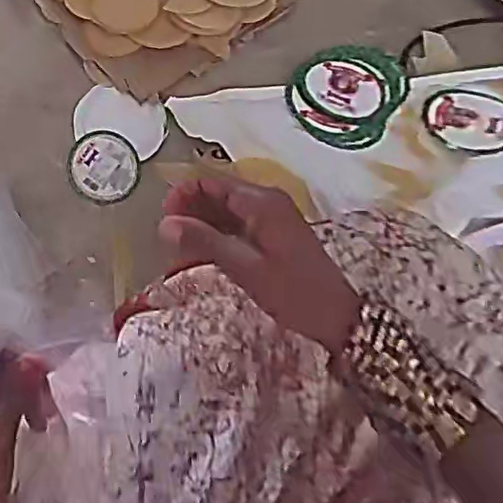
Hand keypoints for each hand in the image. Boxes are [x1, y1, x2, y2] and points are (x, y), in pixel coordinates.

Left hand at [0, 334, 51, 502]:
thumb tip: (33, 356)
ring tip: (45, 420)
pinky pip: (2, 398)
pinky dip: (21, 406)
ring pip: (5, 379)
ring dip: (29, 393)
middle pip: (1, 360)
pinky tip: (36, 423)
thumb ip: (14, 394)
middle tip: (50, 405)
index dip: (24, 351)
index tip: (50, 372)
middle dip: (29, 376)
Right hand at [158, 177, 360, 353]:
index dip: (183, 195)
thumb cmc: (294, 292)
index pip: (212, 183)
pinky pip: (237, 226)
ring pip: (225, 212)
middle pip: (218, 195)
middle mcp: (266, 202)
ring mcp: (271, 218)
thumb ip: (204, 241)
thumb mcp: (245, 267)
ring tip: (178, 250)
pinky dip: (217, 236)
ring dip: (201, 226)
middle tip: (166, 239)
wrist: (340, 320)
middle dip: (189, 212)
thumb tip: (164, 224)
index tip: (162, 218)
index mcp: (261, 201)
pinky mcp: (274, 236)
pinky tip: (201, 255)